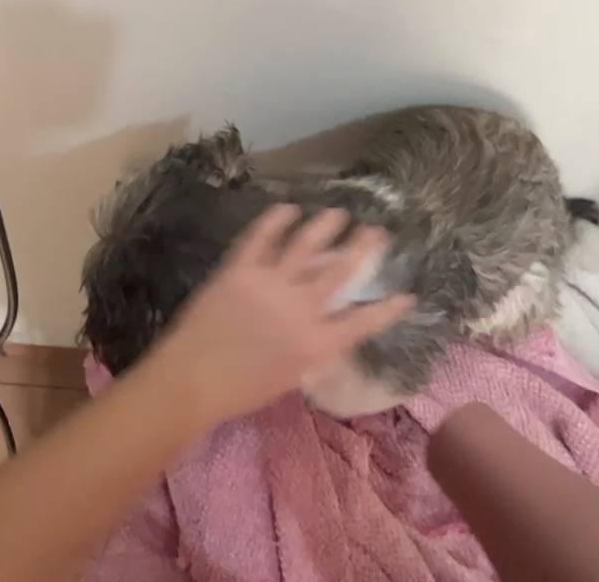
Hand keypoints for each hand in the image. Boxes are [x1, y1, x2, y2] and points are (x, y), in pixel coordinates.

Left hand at [140, 205, 415, 427]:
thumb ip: (310, 349)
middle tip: (375, 232)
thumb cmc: (240, 390)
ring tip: (337, 213)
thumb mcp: (289, 377)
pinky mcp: (241, 269)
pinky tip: (287, 208)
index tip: (407, 295)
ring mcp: (269, 284)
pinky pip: (261, 237)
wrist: (192, 379)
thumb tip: (320, 328)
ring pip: (305, 245)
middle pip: (340, 271)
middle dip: (362, 249)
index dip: (388, 309)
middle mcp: (299, 309)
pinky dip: (275, 220)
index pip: (363, 322)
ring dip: (324, 226)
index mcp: (316, 344)